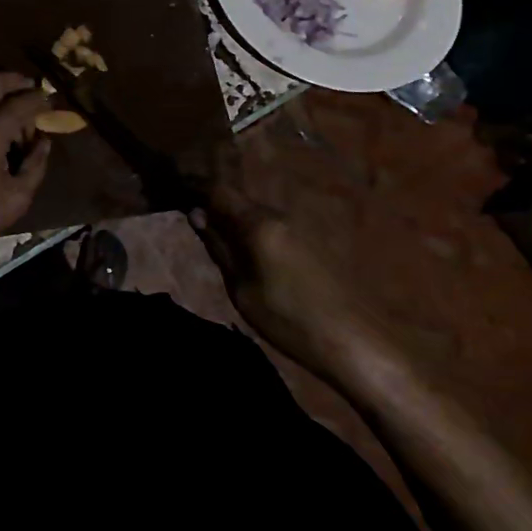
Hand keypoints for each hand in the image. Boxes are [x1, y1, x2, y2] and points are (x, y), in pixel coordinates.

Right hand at [186, 138, 388, 375]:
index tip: (174, 189)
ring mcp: (300, 227)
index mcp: (258, 223)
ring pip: (255, 214)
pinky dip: (253, 232)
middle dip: (214, 205)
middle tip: (191, 220)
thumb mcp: (241, 290)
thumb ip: (219, 248)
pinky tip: (247, 253)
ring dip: (234, 221)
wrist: (357, 344)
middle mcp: (279, 215)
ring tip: (216, 239)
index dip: (195, 186)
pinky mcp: (313, 242)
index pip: (219, 189)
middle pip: (238, 200)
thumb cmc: (290, 320)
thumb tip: (197, 214)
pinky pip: (272, 227)